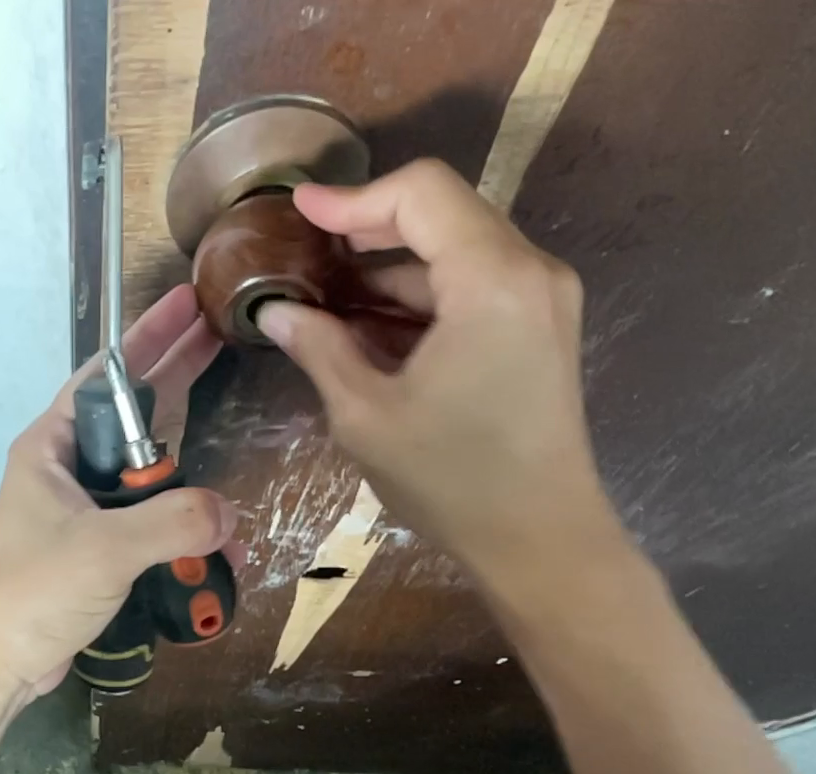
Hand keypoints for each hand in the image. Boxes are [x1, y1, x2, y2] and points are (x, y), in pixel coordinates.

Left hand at [0, 284, 236, 697]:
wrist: (4, 659)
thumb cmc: (36, 591)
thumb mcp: (105, 549)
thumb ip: (171, 522)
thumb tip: (229, 514)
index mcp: (50, 448)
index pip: (104, 379)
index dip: (147, 340)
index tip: (189, 305)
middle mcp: (66, 468)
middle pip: (132, 414)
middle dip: (178, 377)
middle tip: (223, 335)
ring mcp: (83, 507)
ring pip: (147, 473)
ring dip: (189, 472)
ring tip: (233, 438)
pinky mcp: (98, 544)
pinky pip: (149, 520)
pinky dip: (183, 526)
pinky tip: (223, 544)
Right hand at [255, 159, 625, 588]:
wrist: (539, 537)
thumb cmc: (450, 479)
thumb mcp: (366, 414)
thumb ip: (320, 349)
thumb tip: (275, 311)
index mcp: (492, 282)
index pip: (422, 194)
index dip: (352, 198)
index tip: (298, 213)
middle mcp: (529, 272)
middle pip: (442, 213)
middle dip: (367, 229)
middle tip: (306, 255)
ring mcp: (539, 298)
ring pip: (453, 250)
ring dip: (388, 268)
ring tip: (324, 296)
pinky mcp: (536, 326)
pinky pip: (469, 286)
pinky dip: (416, 296)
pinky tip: (367, 326)